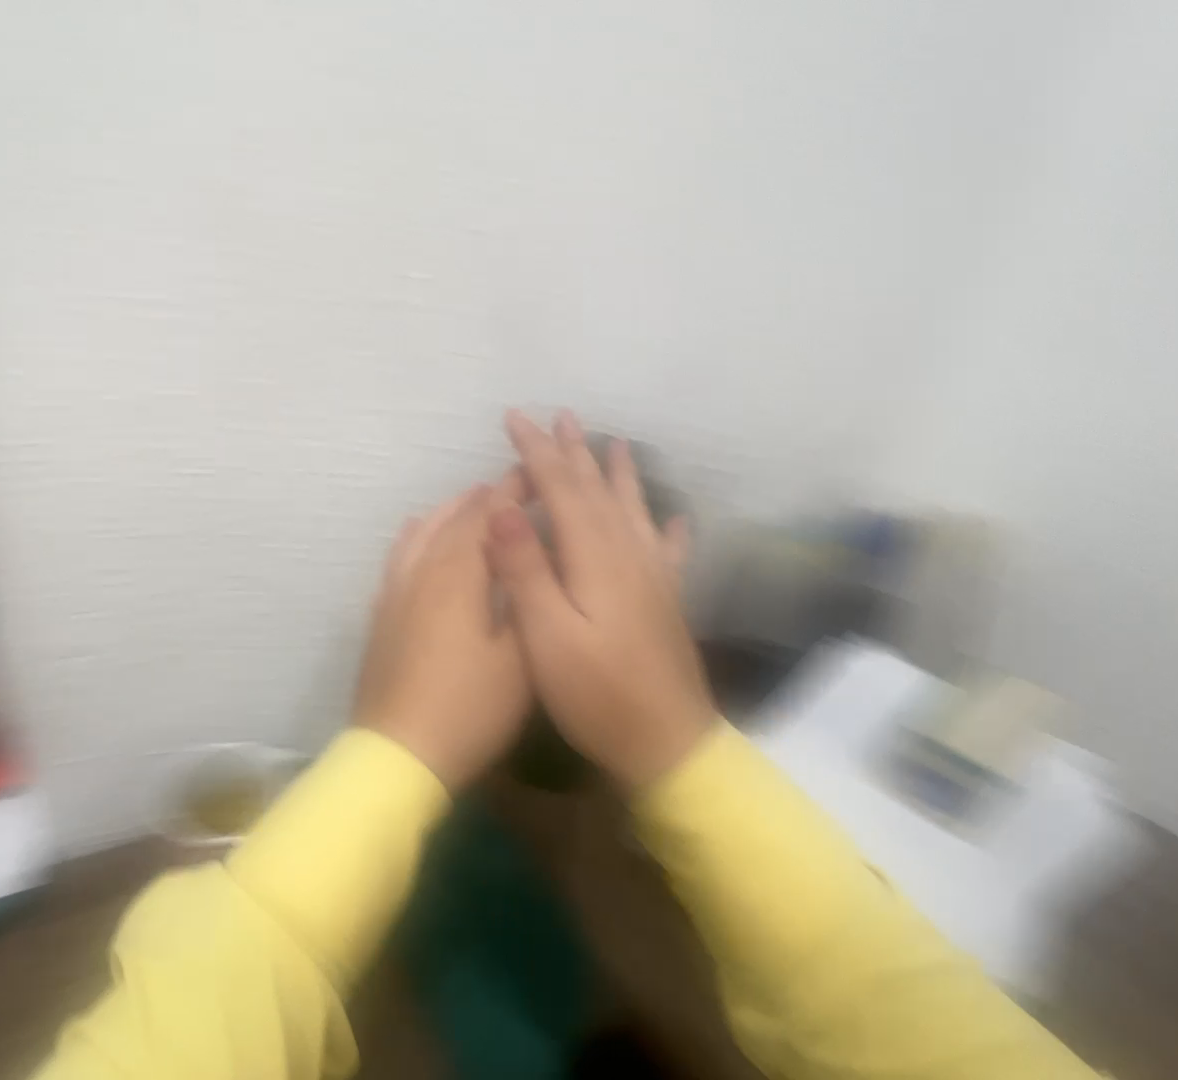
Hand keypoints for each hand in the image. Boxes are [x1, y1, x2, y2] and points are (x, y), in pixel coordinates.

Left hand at [354, 483, 531, 791]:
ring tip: (470, 502)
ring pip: (421, 533)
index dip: (513, 492)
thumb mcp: (520, 657)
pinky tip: (416, 534)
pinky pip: (398, 557)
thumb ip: (526, 595)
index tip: (538, 477)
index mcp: (457, 574)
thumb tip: (528, 550)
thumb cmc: (470, 707)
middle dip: (484, 498)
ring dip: (449, 512)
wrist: (399, 752)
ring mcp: (394, 592)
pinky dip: (415, 535)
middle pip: (452, 519)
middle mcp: (421, 571)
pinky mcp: (381, 615)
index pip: (487, 516)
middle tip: (512, 487)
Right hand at [487, 410, 722, 787]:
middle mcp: (628, 555)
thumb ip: (525, 570)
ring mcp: (653, 578)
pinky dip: (667, 529)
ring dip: (617, 475)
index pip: (562, 490)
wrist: (668, 743)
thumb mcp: (546, 636)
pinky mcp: (666, 602)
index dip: (536, 453)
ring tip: (613, 443)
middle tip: (558, 416)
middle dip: (573, 453)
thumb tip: (503, 507)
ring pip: (632, 510)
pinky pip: (667, 551)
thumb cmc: (597, 694)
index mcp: (595, 557)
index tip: (515, 418)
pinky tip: (674, 520)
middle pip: (598, 491)